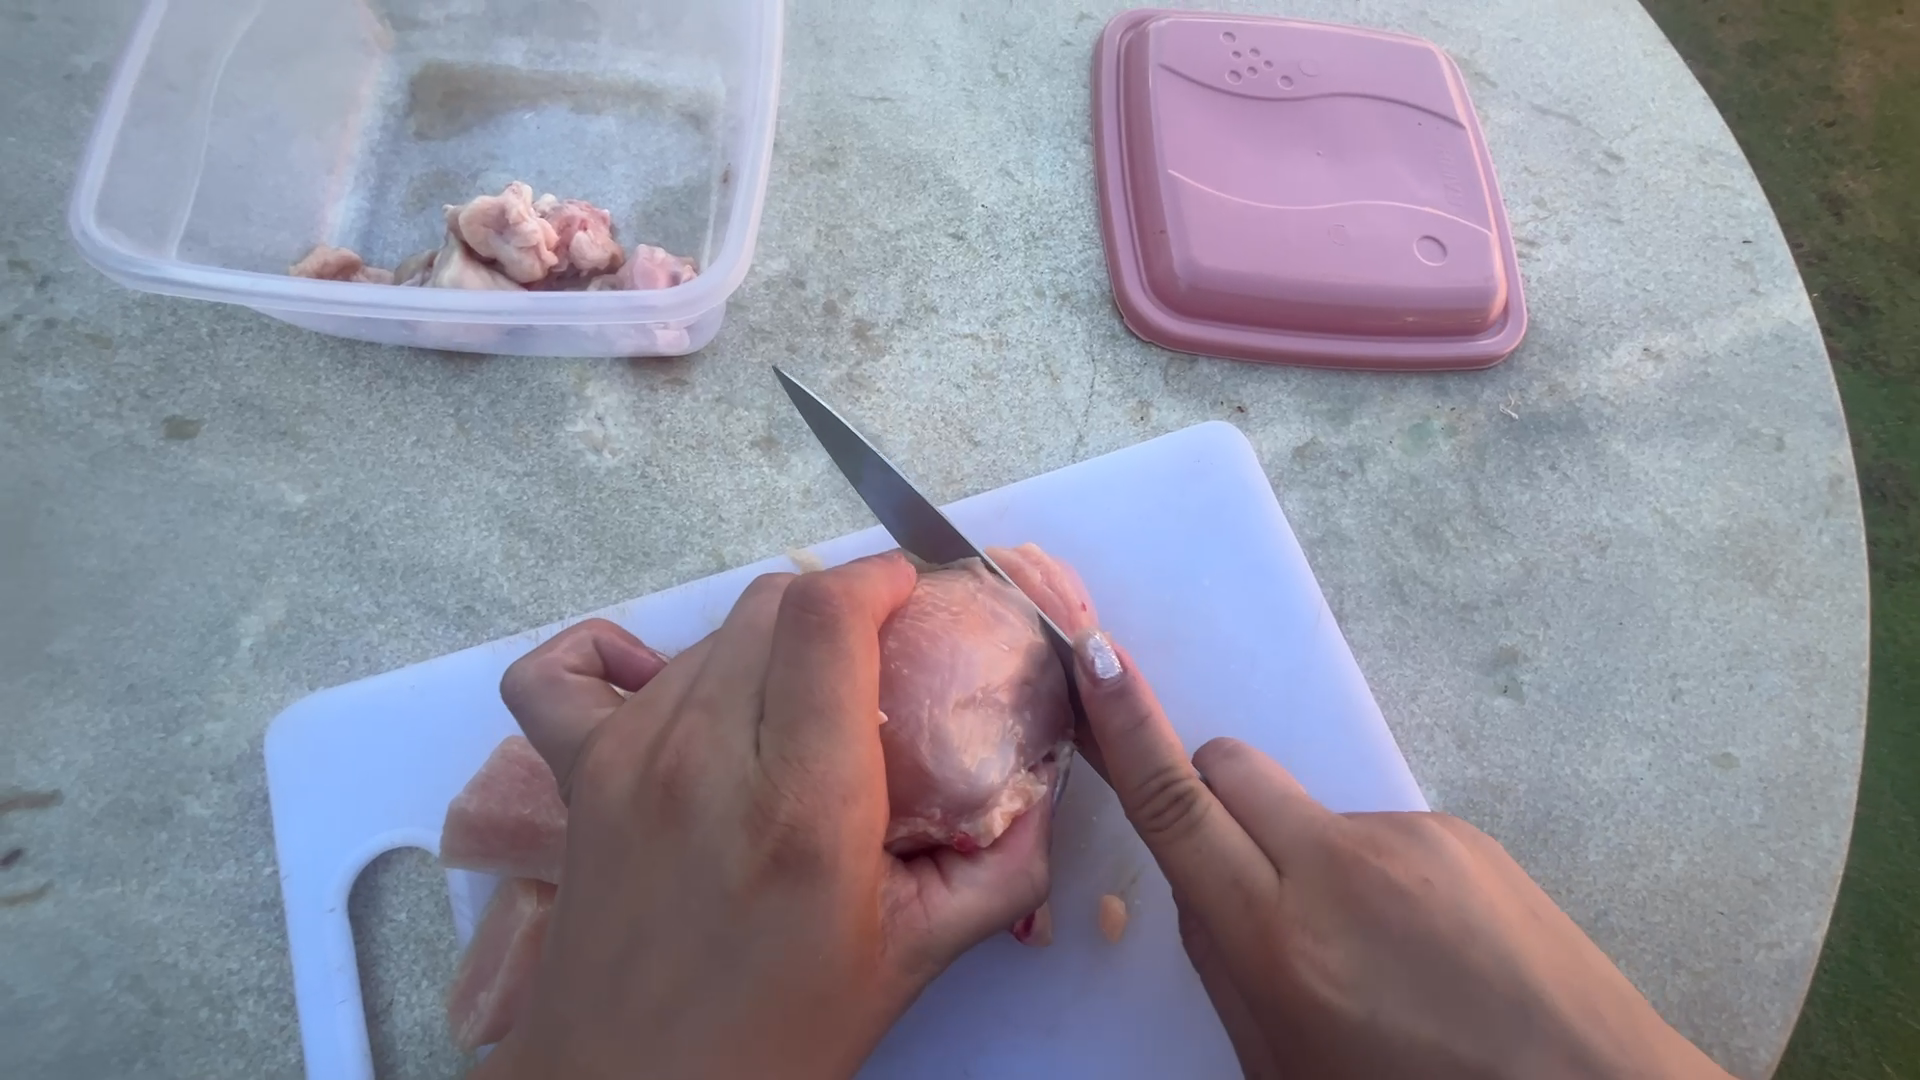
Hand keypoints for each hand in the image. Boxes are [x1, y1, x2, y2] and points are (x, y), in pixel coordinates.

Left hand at [476, 554, 1051, 1079]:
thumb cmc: (782, 1032)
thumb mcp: (918, 953)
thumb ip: (1004, 866)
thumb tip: (1045, 786)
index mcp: (806, 803)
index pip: (829, 617)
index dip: (877, 576)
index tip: (907, 589)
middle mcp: (707, 757)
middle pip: (774, 603)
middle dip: (836, 605)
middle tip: (869, 650)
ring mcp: (628, 755)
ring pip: (710, 631)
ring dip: (767, 640)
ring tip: (794, 694)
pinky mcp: (575, 770)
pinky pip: (570, 667)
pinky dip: (618, 654)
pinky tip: (662, 684)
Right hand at [1071, 629, 1734, 1079]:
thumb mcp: (1280, 1068)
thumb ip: (1220, 961)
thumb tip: (1198, 881)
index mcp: (1281, 943)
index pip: (1176, 807)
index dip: (1126, 725)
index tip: (1097, 656)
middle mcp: (1338, 870)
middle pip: (1228, 764)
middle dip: (1211, 795)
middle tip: (1245, 871)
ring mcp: (1408, 839)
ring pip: (1300, 805)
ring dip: (1300, 852)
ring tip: (1369, 945)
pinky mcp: (1460, 830)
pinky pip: (1370, 829)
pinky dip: (1369, 871)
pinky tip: (1425, 945)